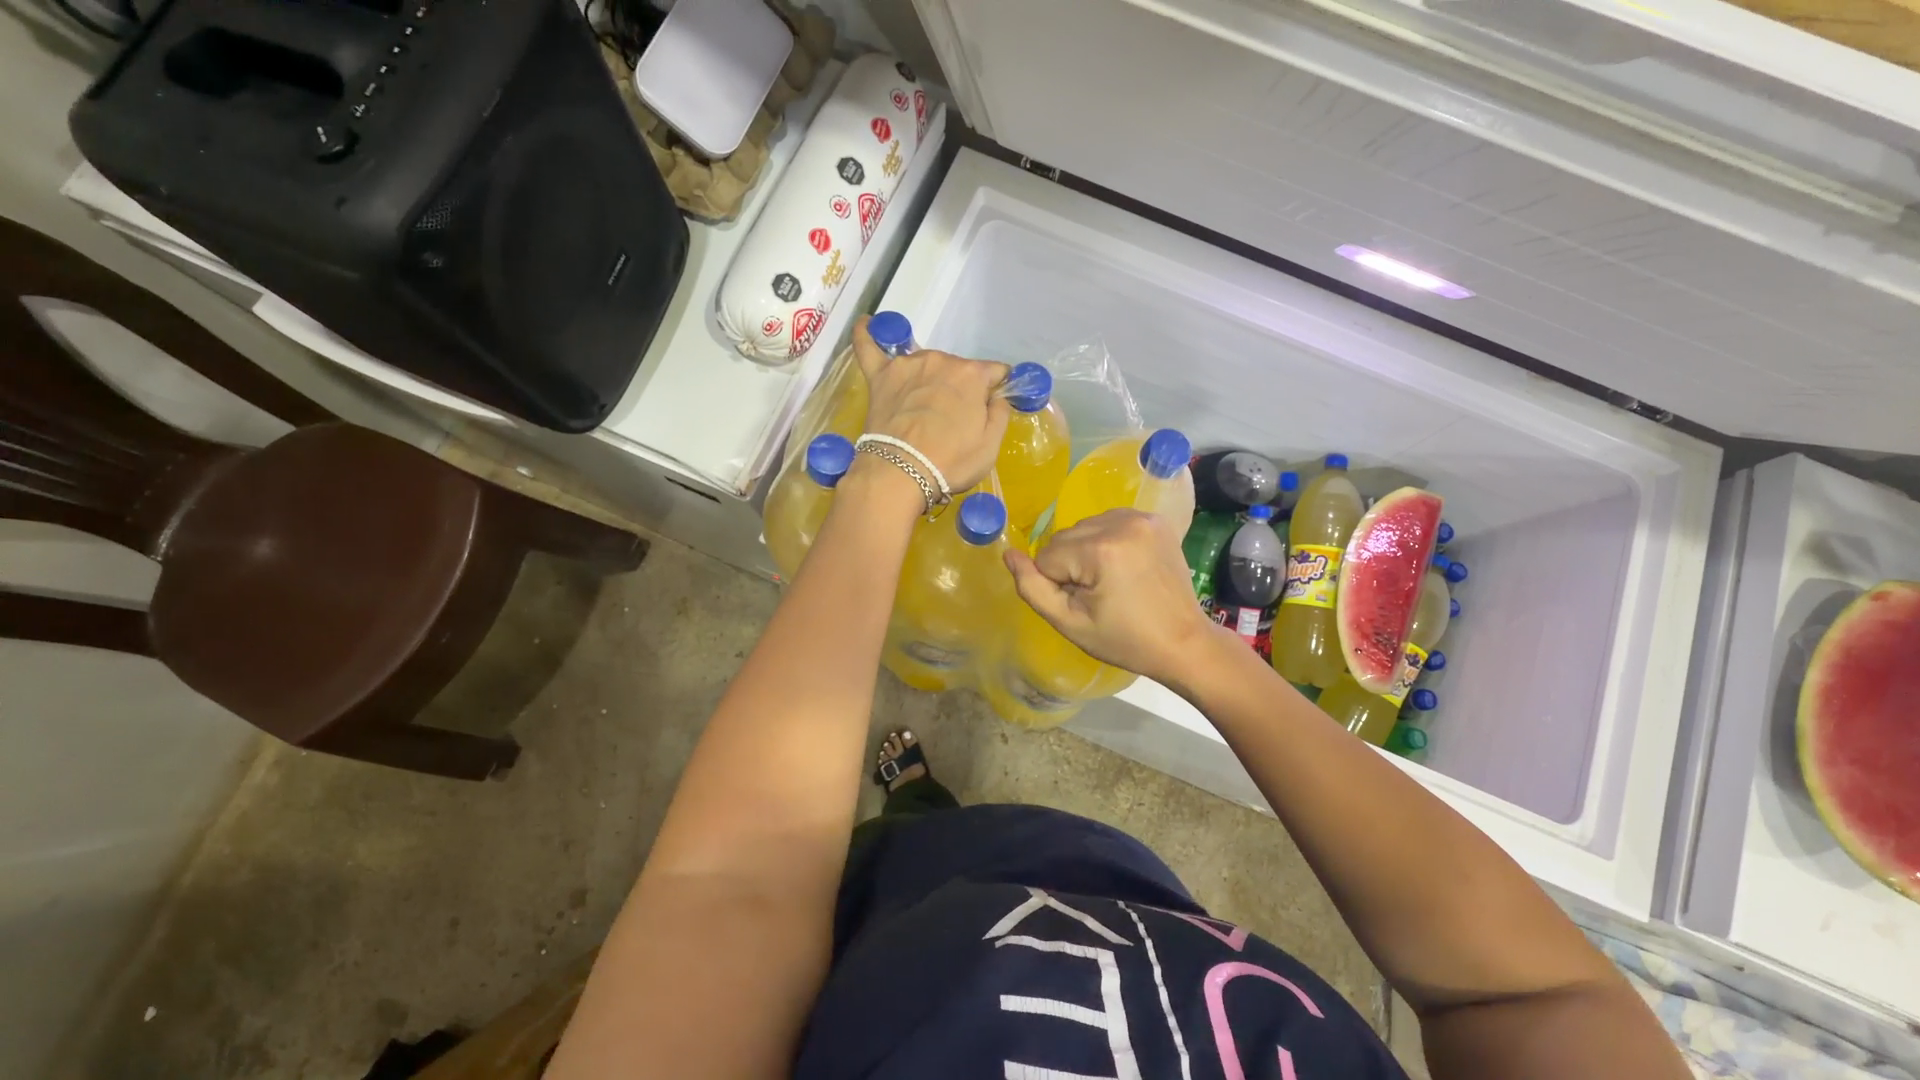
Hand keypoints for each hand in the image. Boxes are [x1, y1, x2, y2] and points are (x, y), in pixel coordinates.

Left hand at [856, 318, 1009, 492]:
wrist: (900, 473)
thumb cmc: (950, 462)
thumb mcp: (990, 446)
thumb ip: (1000, 413)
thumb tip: (998, 395)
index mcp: (972, 375)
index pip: (996, 372)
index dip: (997, 390)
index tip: (991, 408)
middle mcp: (941, 360)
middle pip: (959, 369)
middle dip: (960, 389)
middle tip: (952, 422)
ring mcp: (907, 365)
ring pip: (927, 364)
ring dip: (930, 379)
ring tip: (923, 407)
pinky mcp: (879, 377)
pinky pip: (869, 348)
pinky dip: (866, 335)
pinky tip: (866, 323)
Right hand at [1004, 509, 1231, 687]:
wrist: (1183, 641)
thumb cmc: (1125, 640)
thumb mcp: (1070, 623)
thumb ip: (1032, 588)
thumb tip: (1008, 554)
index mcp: (1101, 549)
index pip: (1047, 556)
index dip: (1057, 584)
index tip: (1085, 606)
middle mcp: (1121, 523)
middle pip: (1065, 538)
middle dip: (1071, 565)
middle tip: (1099, 596)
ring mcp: (1142, 518)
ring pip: (1085, 527)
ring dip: (1088, 551)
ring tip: (1112, 581)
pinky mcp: (1155, 519)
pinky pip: (1110, 521)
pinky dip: (1108, 540)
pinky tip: (1124, 565)